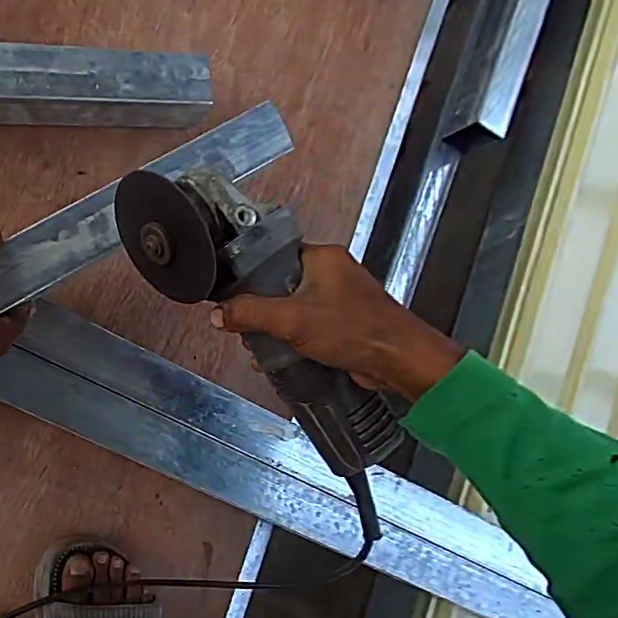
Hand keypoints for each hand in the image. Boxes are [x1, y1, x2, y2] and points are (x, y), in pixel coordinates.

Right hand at [210, 245, 463, 399]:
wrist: (398, 360)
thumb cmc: (359, 331)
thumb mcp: (290, 320)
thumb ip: (249, 314)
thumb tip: (219, 313)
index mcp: (322, 258)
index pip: (272, 257)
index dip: (249, 277)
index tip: (233, 295)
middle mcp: (330, 273)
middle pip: (276, 285)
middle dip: (258, 310)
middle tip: (248, 327)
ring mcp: (336, 298)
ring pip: (288, 308)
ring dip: (272, 328)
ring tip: (263, 344)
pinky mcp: (339, 321)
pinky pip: (303, 325)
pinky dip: (289, 339)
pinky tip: (280, 355)